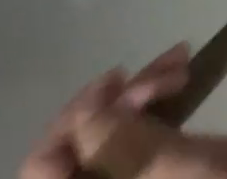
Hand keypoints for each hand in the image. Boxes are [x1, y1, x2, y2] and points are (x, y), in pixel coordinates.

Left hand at [20, 45, 226, 178]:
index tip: (122, 77)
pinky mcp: (159, 161)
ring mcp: (128, 174)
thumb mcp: (168, 172)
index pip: (44, 164)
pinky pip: (140, 127)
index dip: (77, 116)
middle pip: (80, 141)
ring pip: (112, 126)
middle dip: (119, 97)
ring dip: (143, 87)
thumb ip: (119, 144)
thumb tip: (90, 108)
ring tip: (181, 60)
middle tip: (168, 68)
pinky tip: (181, 74)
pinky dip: (157, 97)